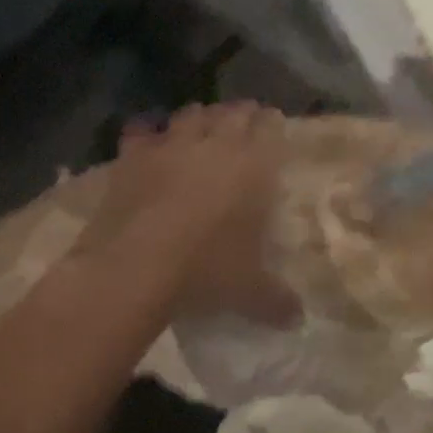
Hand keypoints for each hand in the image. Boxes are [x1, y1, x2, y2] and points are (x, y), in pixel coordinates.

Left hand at [90, 102, 298, 324]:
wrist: (136, 265)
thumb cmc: (206, 270)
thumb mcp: (250, 291)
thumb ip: (276, 300)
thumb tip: (298, 319)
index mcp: (255, 167)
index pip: (270, 128)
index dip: (271, 123)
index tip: (272, 122)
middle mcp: (217, 145)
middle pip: (233, 113)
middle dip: (239, 114)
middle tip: (242, 120)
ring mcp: (172, 146)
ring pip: (191, 114)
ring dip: (199, 117)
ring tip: (200, 125)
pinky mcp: (134, 156)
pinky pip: (142, 131)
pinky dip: (147, 132)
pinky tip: (148, 138)